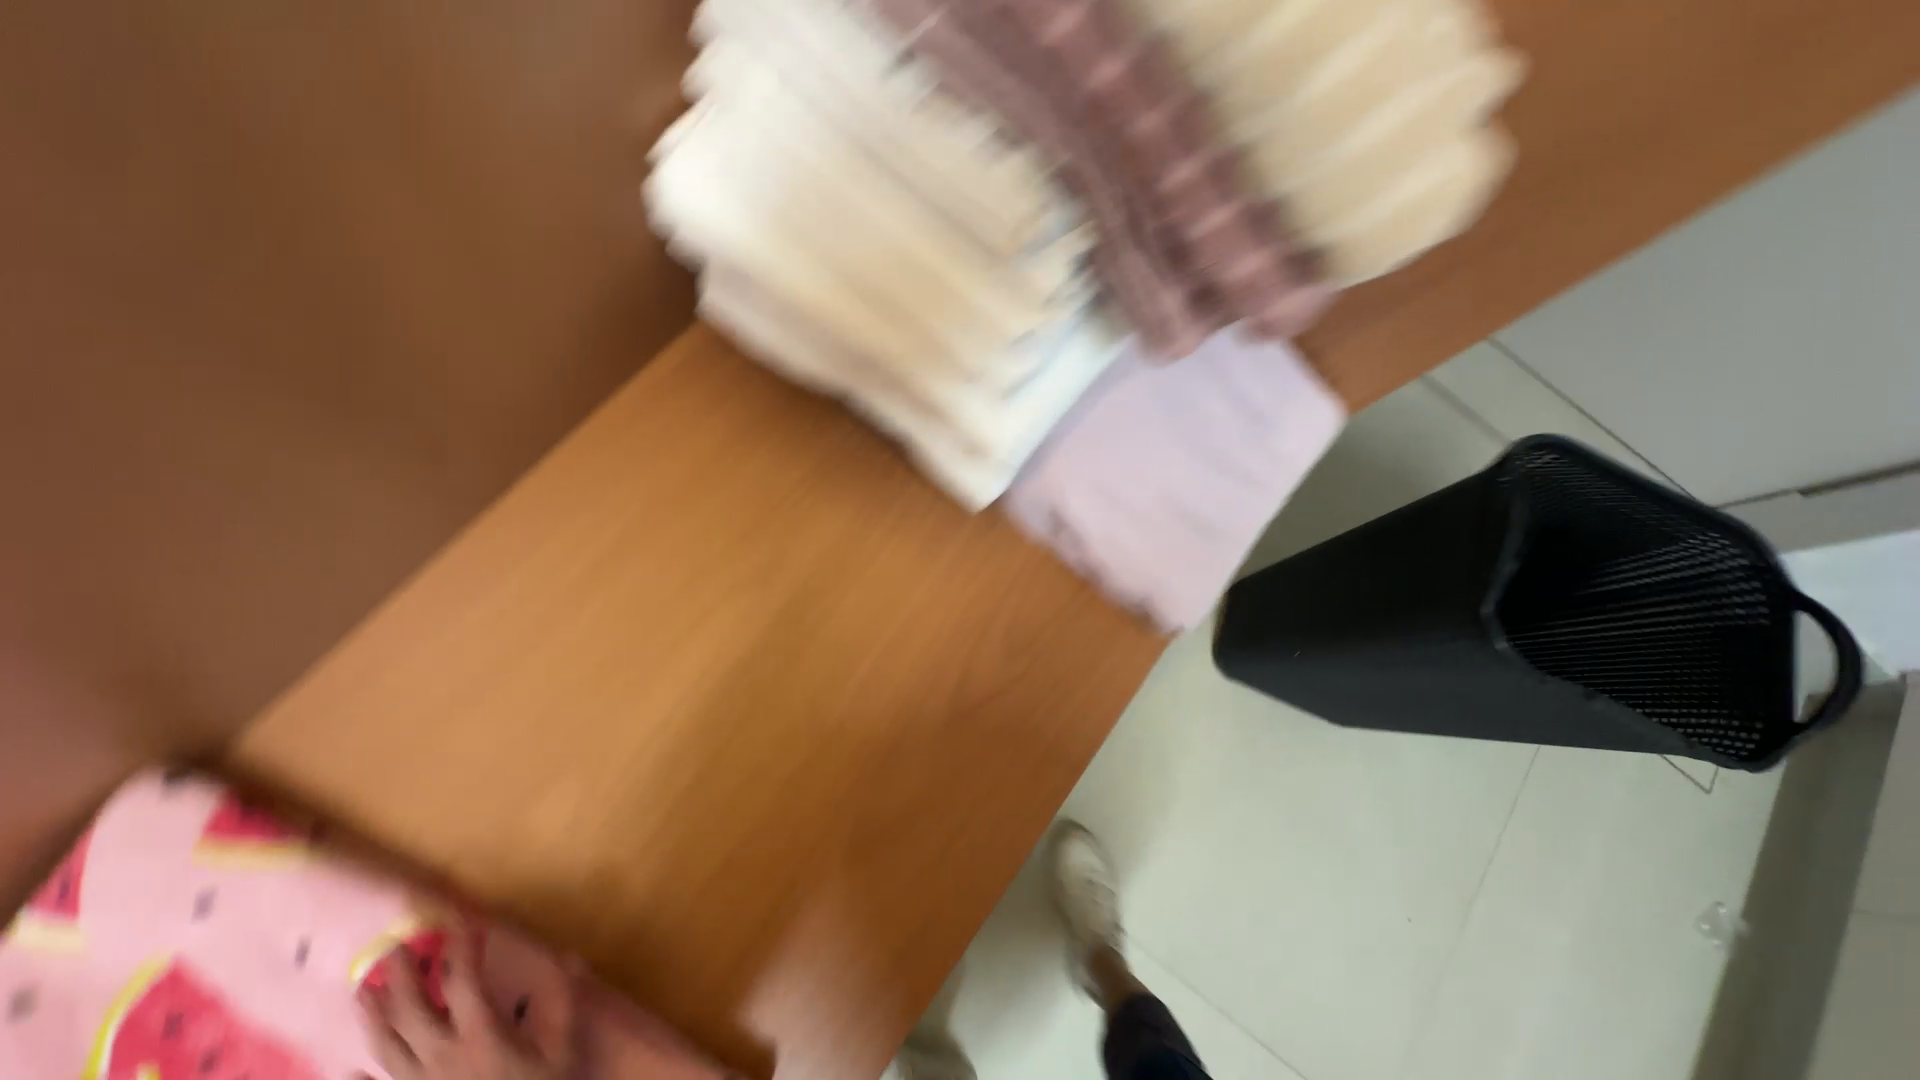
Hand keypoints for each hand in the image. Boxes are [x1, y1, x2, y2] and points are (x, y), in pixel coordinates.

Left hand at [356, 924, 577, 1079]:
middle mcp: (440, 1055)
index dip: (462, 949)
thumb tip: (567, 956)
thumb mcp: (563, 1048)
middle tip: (395, 949)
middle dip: (402, 976)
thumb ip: (564, 1000)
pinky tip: (346, 1075)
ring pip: (386, 1046)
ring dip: (373, 1017)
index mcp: (480, 1034)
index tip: (463, 924)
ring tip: (363, 992)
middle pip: (411, 1009)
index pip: (463, 981)